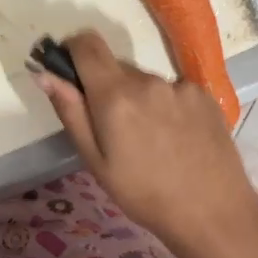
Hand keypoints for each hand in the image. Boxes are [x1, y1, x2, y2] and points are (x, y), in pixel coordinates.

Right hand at [32, 31, 257, 257]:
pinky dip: (165, 105)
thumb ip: (70, 111)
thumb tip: (44, 74)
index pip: (86, 44)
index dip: (72, 51)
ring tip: (148, 140)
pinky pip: (172, 90)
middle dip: (106, 88)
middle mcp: (147, 80)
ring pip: (144, 81)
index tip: (70, 74)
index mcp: (115, 95)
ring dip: (137, 98)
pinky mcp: (204, 94)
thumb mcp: (95, 160)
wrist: (213, 213)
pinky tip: (175, 138)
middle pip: (115, 66)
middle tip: (113, 130)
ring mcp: (180, 85)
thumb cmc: (143, 194)